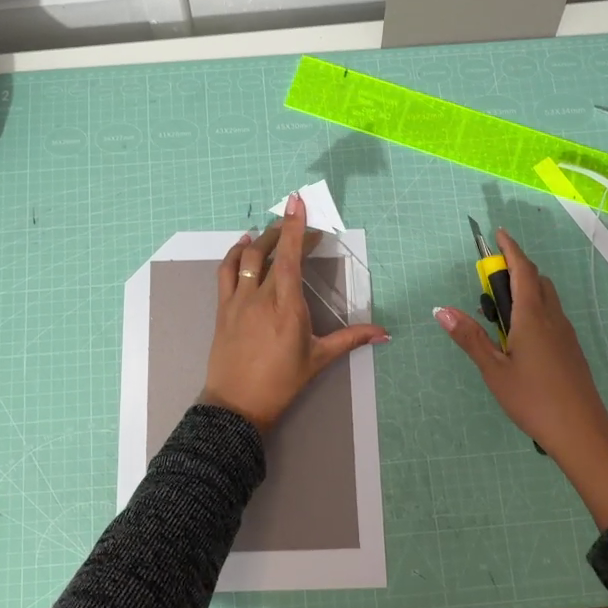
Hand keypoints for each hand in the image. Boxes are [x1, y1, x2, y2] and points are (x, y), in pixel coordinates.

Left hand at [201, 192, 388, 430]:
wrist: (236, 404)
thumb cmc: (281, 383)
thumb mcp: (318, 359)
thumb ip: (351, 339)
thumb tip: (384, 333)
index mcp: (287, 307)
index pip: (290, 256)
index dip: (294, 226)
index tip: (298, 202)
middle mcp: (260, 297)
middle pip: (270, 251)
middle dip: (285, 231)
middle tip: (300, 225)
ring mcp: (238, 300)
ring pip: (247, 257)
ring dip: (261, 239)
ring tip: (274, 231)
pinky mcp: (222, 308)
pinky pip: (225, 271)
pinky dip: (234, 253)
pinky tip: (243, 246)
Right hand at [434, 228, 607, 528]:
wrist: (582, 433)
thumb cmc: (533, 400)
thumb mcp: (493, 370)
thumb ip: (469, 337)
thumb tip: (442, 310)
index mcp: (532, 317)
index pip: (523, 270)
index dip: (510, 249)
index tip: (499, 234)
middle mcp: (553, 319)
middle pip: (538, 280)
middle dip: (516, 270)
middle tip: (491, 280)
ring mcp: (566, 335)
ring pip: (547, 299)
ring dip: (527, 291)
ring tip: (500, 312)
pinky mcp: (571, 351)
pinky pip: (552, 317)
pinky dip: (535, 310)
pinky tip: (519, 338)